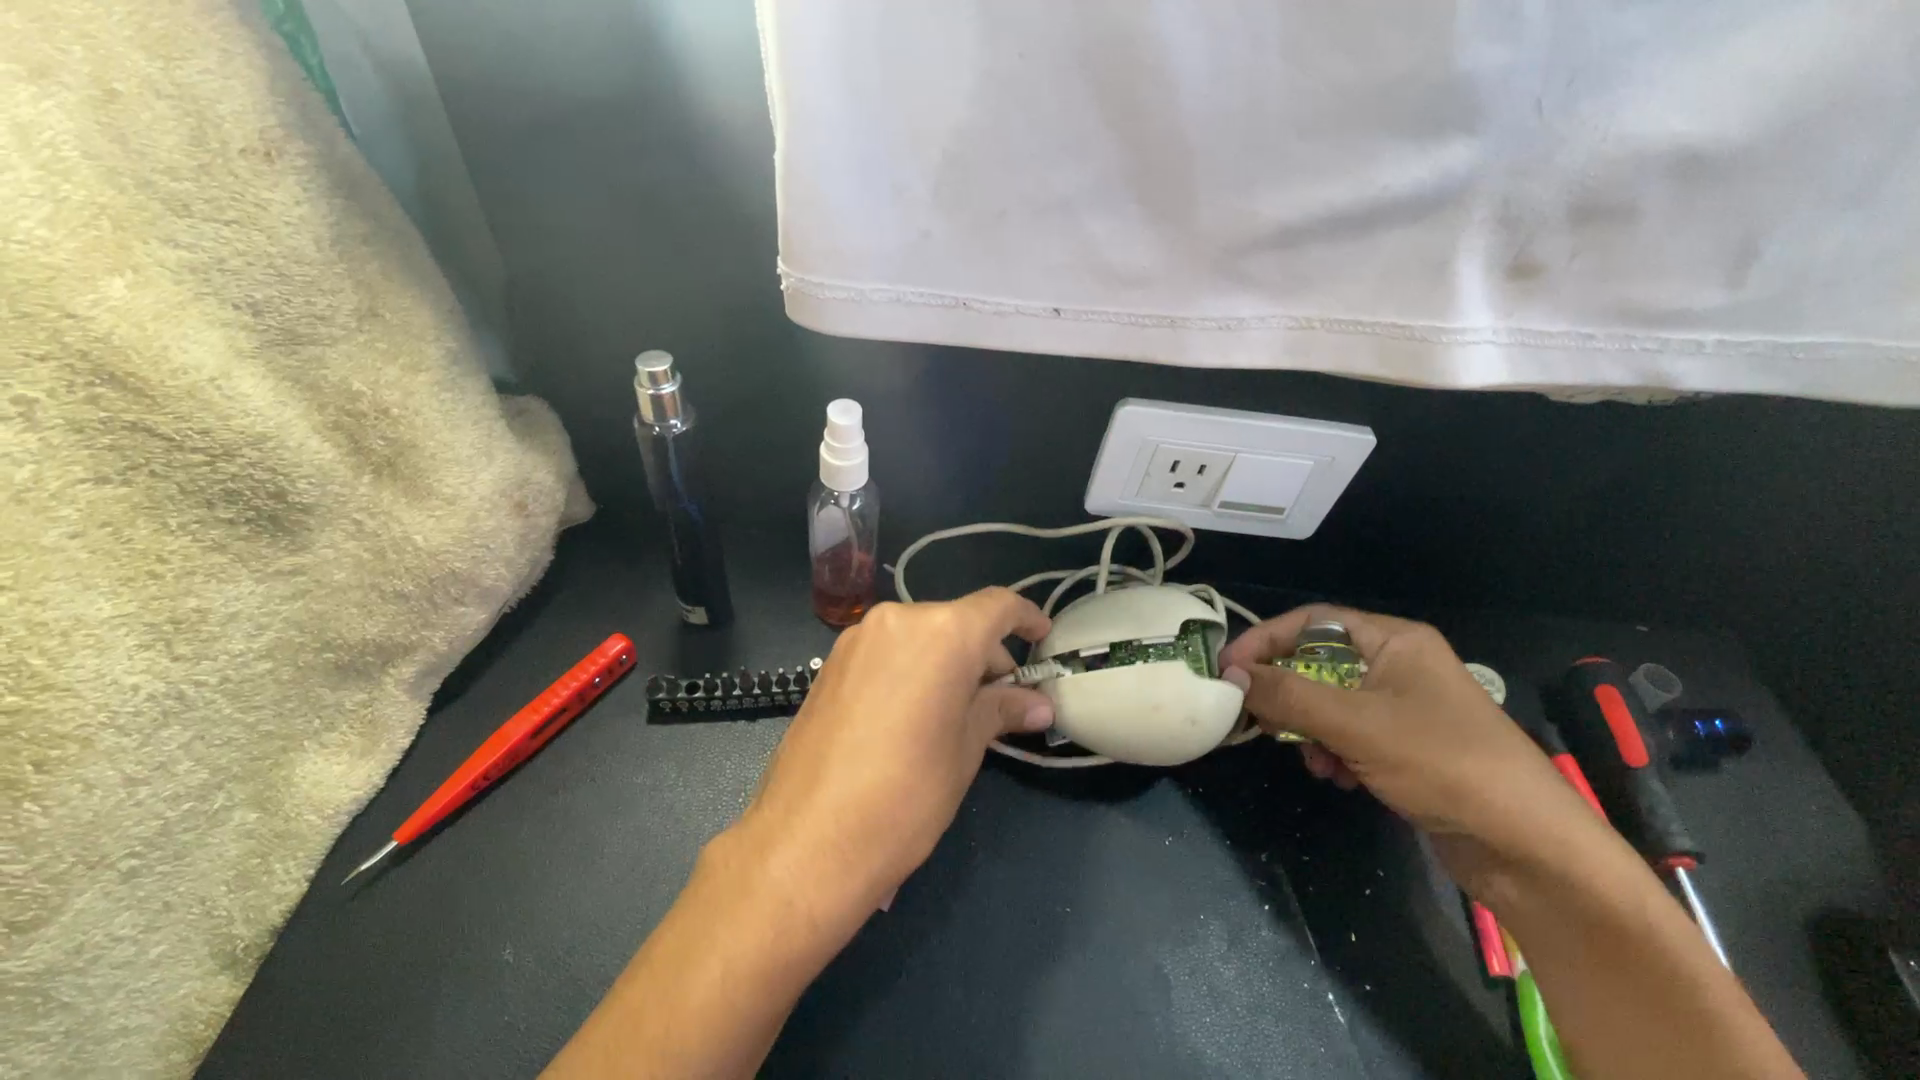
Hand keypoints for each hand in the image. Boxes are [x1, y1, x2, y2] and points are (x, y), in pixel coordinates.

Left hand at [733, 588, 1053, 916]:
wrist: (807, 840)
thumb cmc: (906, 795)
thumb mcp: (965, 751)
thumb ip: (1000, 711)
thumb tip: (1038, 703)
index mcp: (941, 633)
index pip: (997, 606)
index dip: (1026, 619)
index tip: (1043, 638)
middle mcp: (896, 621)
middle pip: (955, 622)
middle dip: (984, 656)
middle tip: (1004, 702)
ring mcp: (856, 641)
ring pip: (919, 638)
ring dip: (946, 664)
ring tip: (960, 715)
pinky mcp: (829, 666)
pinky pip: (887, 654)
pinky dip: (912, 671)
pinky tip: (917, 716)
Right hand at [1219, 605, 1599, 891]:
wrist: (1524, 843)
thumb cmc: (1441, 762)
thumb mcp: (1355, 724)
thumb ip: (1287, 695)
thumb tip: (1229, 674)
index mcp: (1395, 640)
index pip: (1313, 622)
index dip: (1265, 641)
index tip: (1226, 671)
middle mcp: (1399, 665)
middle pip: (1318, 664)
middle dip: (1287, 694)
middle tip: (1257, 721)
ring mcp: (1404, 709)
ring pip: (1329, 704)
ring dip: (1309, 731)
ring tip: (1312, 761)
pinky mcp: (1407, 748)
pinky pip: (1350, 736)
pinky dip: (1334, 753)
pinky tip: (1340, 779)